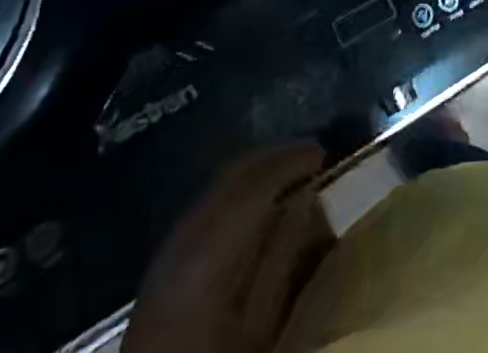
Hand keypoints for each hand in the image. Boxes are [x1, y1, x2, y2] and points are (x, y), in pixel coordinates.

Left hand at [123, 142, 333, 352]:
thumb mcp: (262, 333)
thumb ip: (285, 266)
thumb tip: (308, 210)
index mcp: (209, 256)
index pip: (254, 186)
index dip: (290, 164)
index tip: (322, 154)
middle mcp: (185, 237)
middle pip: (231, 177)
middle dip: (273, 158)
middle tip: (312, 155)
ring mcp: (169, 248)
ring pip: (217, 188)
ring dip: (256, 174)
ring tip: (292, 175)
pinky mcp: (164, 264)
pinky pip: (207, 206)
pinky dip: (239, 194)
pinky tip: (260, 207)